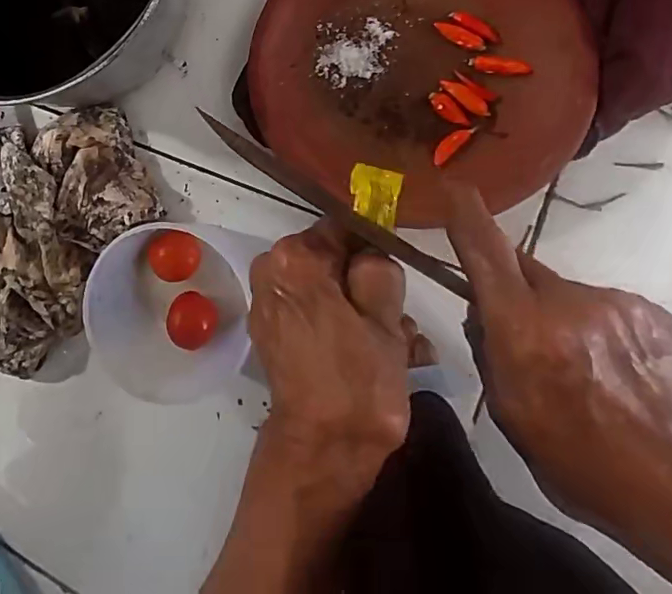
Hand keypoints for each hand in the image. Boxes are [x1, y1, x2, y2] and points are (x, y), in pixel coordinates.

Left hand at [204, 223, 412, 593]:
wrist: (324, 442)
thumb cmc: (358, 378)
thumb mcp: (385, 319)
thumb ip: (378, 270)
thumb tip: (369, 250)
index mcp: (293, 258)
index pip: (339, 228)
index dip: (373, 242)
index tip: (399, 262)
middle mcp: (270, 270)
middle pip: (332, 260)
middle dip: (369, 285)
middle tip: (403, 316)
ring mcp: (268, 301)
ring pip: (328, 289)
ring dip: (364, 310)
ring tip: (402, 344)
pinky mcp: (273, 329)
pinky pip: (314, 312)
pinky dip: (343, 325)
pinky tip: (381, 353)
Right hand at [443, 183, 671, 532]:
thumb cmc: (584, 463)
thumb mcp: (510, 412)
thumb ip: (489, 351)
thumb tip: (484, 315)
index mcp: (524, 329)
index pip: (485, 250)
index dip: (465, 214)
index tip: (451, 184)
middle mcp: (569, 303)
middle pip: (520, 271)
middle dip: (510, 292)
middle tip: (520, 339)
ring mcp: (618, 306)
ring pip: (562, 292)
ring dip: (555, 316)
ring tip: (579, 372)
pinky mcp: (655, 316)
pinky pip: (601, 307)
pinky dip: (594, 328)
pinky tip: (614, 375)